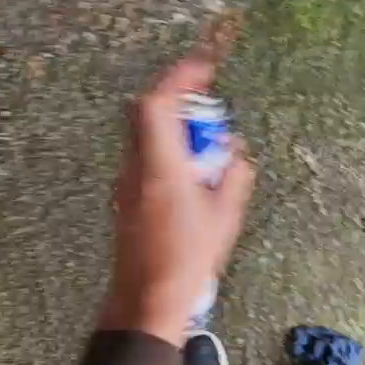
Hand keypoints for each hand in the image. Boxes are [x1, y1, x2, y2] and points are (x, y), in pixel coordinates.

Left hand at [102, 54, 255, 342]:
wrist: (147, 300)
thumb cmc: (186, 261)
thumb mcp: (225, 216)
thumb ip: (235, 175)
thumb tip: (237, 152)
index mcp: (161, 166)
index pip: (158, 104)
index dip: (180, 77)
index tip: (204, 65)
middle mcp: (137, 167)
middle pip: (146, 111)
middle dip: (178, 97)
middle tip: (207, 101)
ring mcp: (128, 181)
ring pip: (145, 132)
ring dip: (175, 124)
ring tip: (206, 142)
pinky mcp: (128, 196)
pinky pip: (147, 155)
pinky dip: (169, 147)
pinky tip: (193, 171)